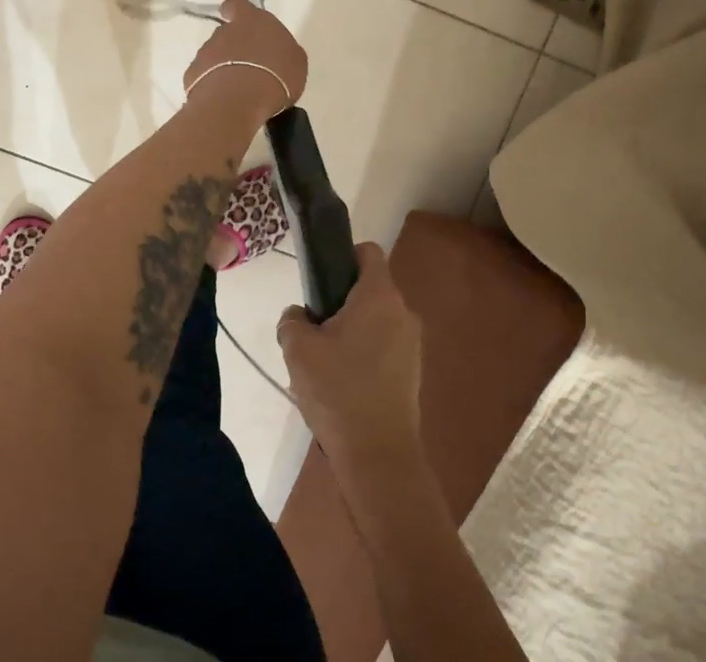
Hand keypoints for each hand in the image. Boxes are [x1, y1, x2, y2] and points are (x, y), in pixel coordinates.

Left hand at [183, 0, 306, 125]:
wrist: (238, 101)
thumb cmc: (275, 75)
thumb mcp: (295, 61)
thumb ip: (282, 50)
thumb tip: (277, 53)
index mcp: (251, 21)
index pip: (236, 4)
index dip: (237, 11)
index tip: (240, 20)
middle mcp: (224, 32)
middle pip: (226, 34)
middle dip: (235, 49)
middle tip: (250, 69)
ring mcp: (204, 53)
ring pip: (214, 57)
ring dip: (224, 68)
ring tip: (239, 91)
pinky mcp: (192, 75)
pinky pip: (203, 77)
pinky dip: (212, 86)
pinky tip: (225, 101)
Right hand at [277, 243, 422, 469]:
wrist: (377, 454)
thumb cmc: (337, 391)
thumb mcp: (297, 349)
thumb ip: (292, 320)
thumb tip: (300, 316)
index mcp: (379, 297)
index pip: (368, 252)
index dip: (342, 255)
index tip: (319, 280)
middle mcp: (403, 313)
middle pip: (369, 289)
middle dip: (339, 302)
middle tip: (311, 329)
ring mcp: (412, 344)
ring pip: (374, 320)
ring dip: (350, 331)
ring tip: (323, 362)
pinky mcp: (411, 371)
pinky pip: (383, 347)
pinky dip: (363, 354)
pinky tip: (341, 383)